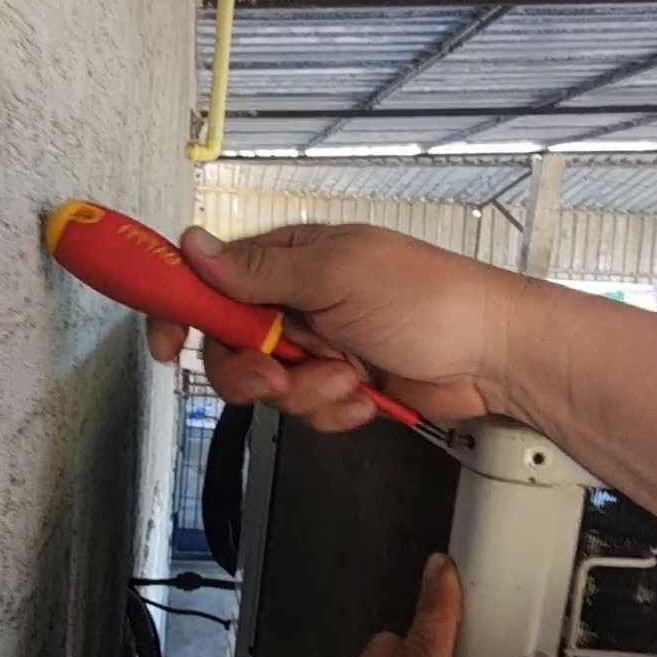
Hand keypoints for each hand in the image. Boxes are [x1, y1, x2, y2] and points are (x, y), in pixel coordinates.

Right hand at [144, 224, 526, 430]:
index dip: (179, 310)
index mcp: (288, 263)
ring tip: (350, 375)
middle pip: (229, 346)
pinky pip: (305, 410)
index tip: (165, 342)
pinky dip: (333, 409)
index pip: (210, 281)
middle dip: (253, 370)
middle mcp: (294, 304)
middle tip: (282, 373)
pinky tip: (364, 396)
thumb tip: (195, 246)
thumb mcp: (336, 274)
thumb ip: (259, 271)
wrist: (491, 354)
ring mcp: (315, 347)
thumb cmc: (428, 297)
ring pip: (267, 386)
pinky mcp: (336, 384)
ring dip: (307, 391)